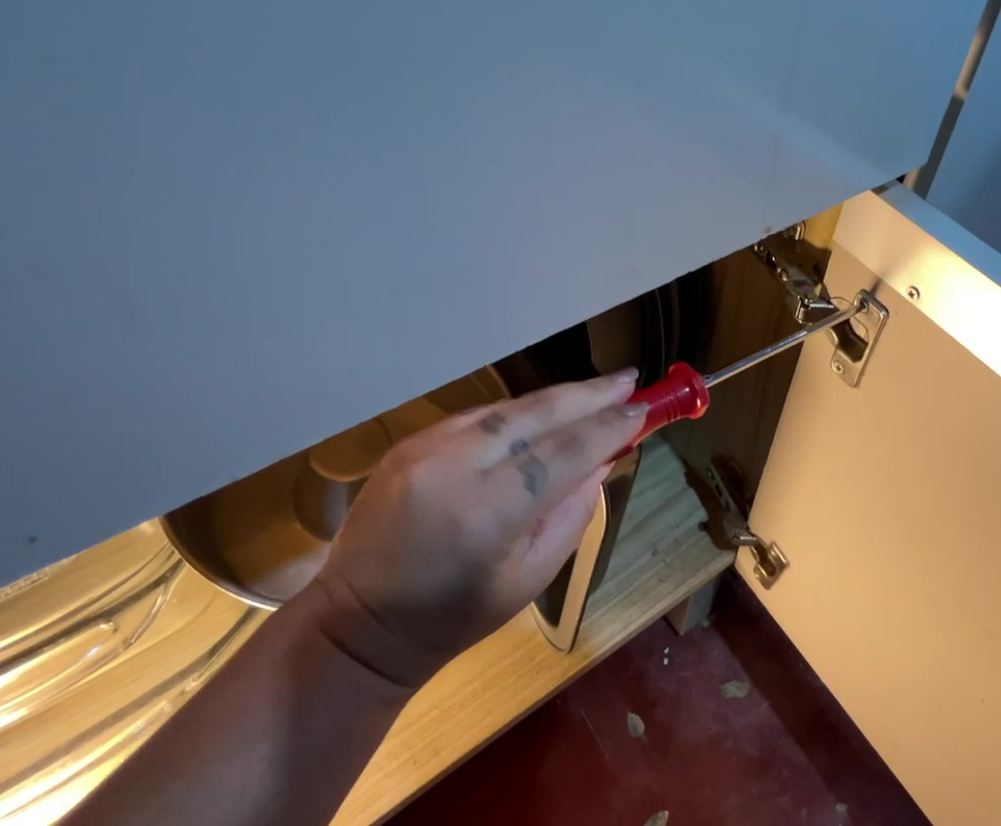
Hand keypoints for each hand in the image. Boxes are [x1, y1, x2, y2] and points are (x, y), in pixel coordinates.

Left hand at [294, 369, 646, 687]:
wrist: (358, 621)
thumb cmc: (451, 618)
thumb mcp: (526, 580)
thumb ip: (570, 516)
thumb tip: (601, 461)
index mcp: (485, 515)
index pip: (561, 454)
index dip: (606, 429)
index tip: (642, 410)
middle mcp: (453, 468)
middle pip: (534, 415)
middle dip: (588, 395)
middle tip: (630, 380)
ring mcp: (425, 448)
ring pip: (506, 409)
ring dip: (555, 399)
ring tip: (599, 392)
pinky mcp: (410, 442)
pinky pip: (478, 418)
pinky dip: (517, 413)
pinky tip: (544, 412)